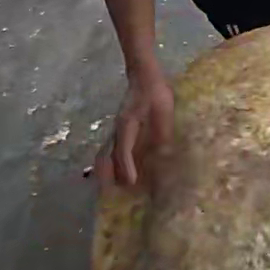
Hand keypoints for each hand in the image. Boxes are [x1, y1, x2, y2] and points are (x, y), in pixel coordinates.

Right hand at [100, 72, 174, 188]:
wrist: (145, 76)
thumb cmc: (155, 93)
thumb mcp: (164, 112)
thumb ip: (163, 133)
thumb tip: (165, 155)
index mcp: (127, 125)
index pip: (122, 150)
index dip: (126, 168)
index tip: (130, 183)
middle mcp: (117, 130)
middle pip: (105, 157)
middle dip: (108, 176)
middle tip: (116, 193)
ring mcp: (115, 130)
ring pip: (104, 154)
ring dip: (108, 171)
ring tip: (115, 188)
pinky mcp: (119, 130)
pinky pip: (110, 149)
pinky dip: (112, 162)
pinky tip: (121, 170)